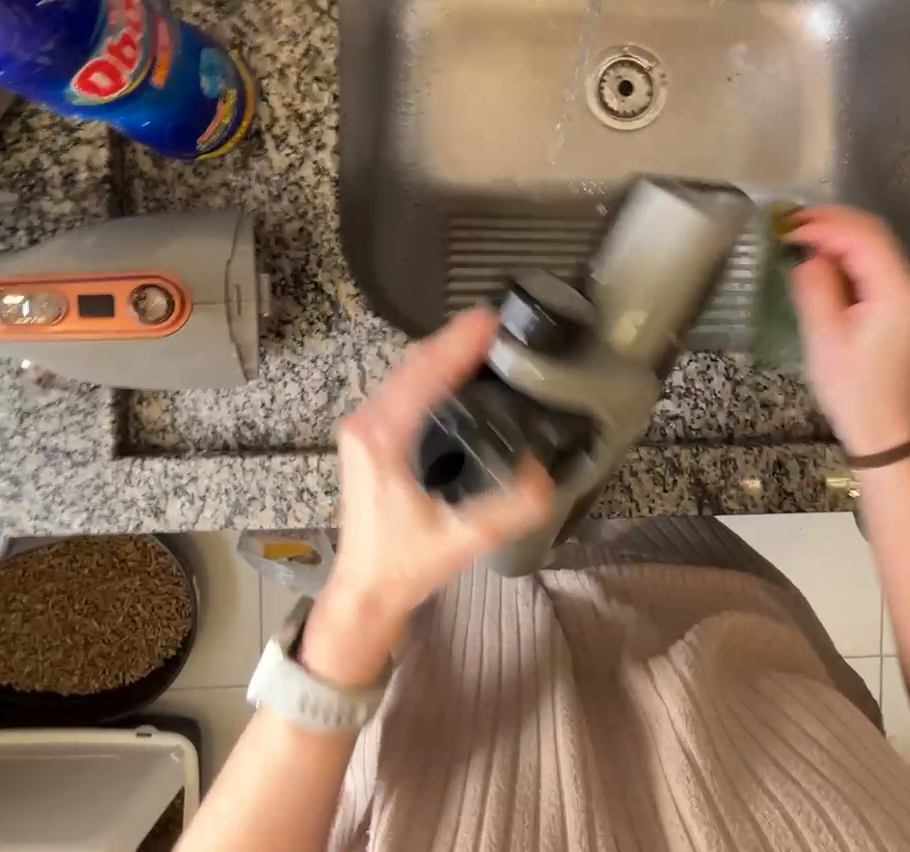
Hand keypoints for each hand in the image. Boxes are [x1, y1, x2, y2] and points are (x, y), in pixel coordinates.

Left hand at [322, 308, 554, 644]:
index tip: (490, 320)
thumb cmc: (404, 564)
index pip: (424, 374)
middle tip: (496, 324)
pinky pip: (403, 388)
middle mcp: (367, 424)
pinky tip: (456, 372)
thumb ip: (508, 510)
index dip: (458, 343)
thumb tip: (544, 477)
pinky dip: (432, 371)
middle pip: (413, 364)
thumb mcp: (462, 540)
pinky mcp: (370, 437)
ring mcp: (364, 428)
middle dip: (454, 339)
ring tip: (483, 340)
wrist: (366, 589)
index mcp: (383, 439)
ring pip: (406, 373)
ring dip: (442, 352)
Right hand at [786, 205, 909, 456]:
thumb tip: (805, 255)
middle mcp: (906, 284)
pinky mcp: (893, 301)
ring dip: (836, 232)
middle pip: (872, 232)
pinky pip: (870, 261)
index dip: (822, 225)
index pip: (861, 238)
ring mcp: (902, 292)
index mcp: (894, 291)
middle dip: (831, 220)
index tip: (786, 228)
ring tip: (798, 233)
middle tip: (789, 222)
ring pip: (872, 243)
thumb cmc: (851, 387)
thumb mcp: (825, 338)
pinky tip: (817, 255)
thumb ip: (816, 288)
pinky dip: (843, 250)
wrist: (879, 425)